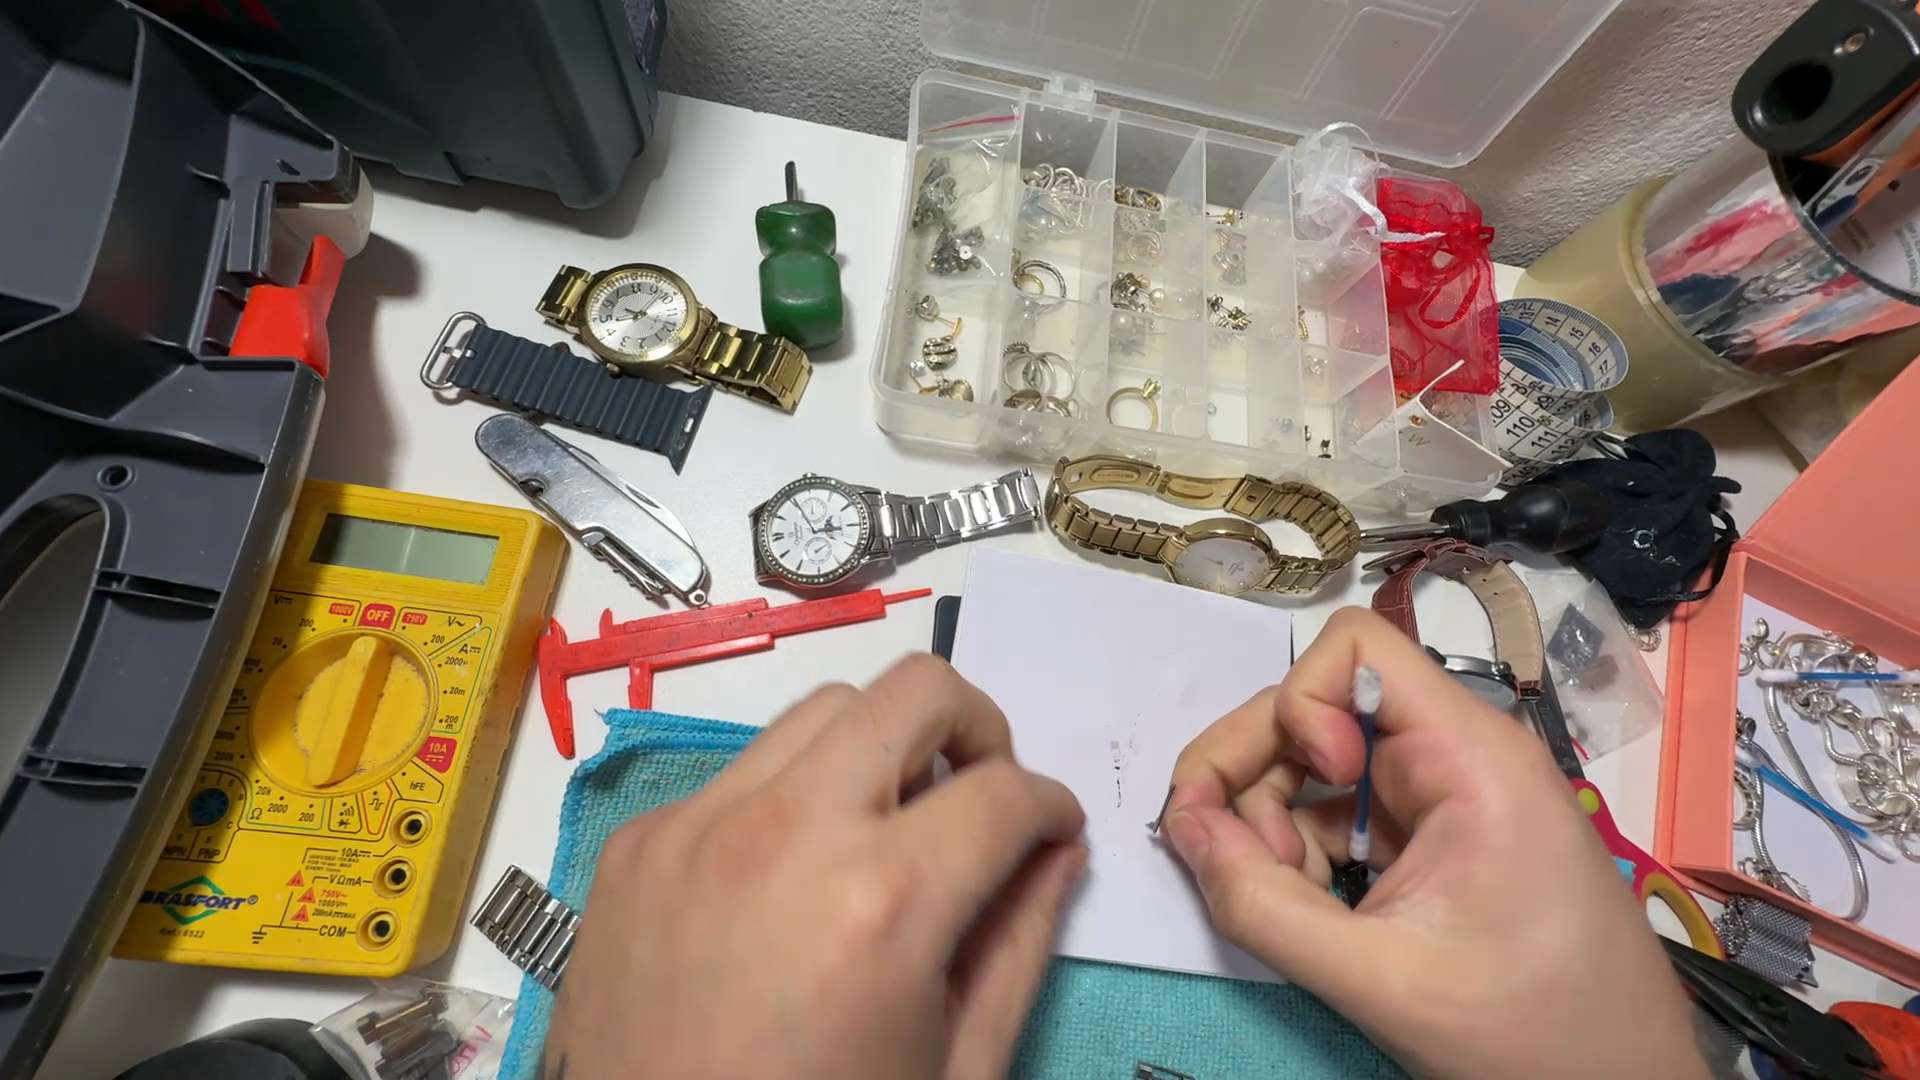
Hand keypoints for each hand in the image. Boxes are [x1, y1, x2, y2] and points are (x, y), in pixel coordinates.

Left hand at [542, 654, 1087, 1079]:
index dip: (1051, 803)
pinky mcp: (641, 838)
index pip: (1004, 793)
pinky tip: (793, 868)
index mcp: (881, 906)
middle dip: (975, 726)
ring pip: (829, 708)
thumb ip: (1020, 940)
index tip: (1051, 825)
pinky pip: (749, 769)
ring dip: (884, 746)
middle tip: (979, 788)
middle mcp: (786, 833)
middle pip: (915, 689)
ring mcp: (698, 825)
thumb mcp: (954, 1068)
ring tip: (888, 819)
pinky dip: (799, 792)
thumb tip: (1057, 847)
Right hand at [1161, 608, 1709, 1079]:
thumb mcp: (1382, 981)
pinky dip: (1287, 840)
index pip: (1357, 648)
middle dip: (1247, 765)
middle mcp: (1441, 750)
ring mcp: (1423, 790)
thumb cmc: (1535, 1040)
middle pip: (1308, 704)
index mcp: (1464, 754)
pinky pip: (1318, 801)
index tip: (1311, 780)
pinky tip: (1304, 897)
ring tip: (1278, 887)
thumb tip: (1181, 826)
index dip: (1305, 699)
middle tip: (1215, 838)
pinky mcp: (1410, 827)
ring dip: (1261, 812)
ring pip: (1301, 753)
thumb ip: (1262, 904)